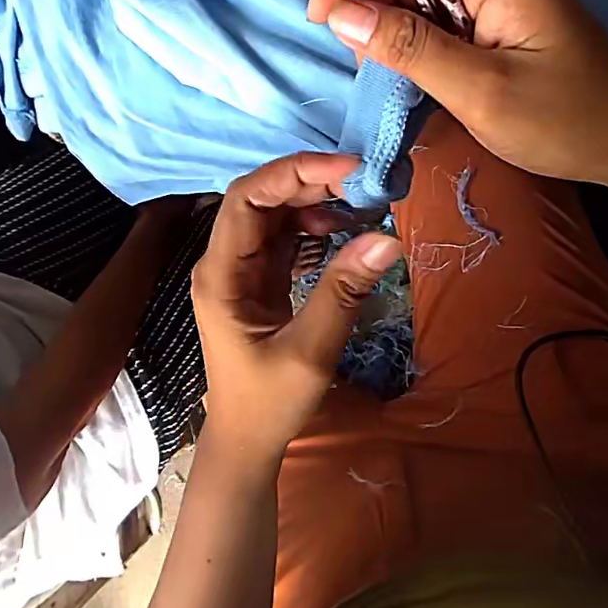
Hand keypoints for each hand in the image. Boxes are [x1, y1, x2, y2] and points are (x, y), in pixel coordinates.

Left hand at [191, 153, 401, 457]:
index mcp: (220, 274)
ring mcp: (242, 269)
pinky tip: (342, 227)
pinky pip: (285, 237)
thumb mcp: (310, 351)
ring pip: (274, 215)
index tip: (345, 167)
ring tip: (359, 203)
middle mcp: (225, 262)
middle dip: (309, 182)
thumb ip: (343, 292)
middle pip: (261, 199)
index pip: (247, 199)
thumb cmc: (269, 403)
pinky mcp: (260, 279)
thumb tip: (386, 239)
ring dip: (314, 201)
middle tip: (362, 181)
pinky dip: (314, 226)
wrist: (247, 439)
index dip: (292, 173)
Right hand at [307, 0, 607, 186]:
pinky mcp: (489, 14)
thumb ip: (408, 48)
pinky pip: (431, 10)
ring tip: (400, 78)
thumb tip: (340, 16)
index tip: (328, 14)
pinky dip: (409, 38)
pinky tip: (419, 75)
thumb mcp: (479, 89)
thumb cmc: (565, 119)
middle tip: (370, 63)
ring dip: (387, 24)